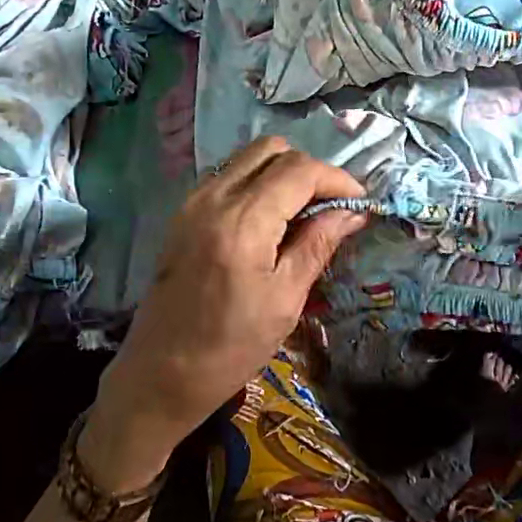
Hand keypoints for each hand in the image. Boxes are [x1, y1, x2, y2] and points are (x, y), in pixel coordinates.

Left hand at [81, 137, 367, 490]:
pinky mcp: (183, 214)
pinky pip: (227, 177)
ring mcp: (193, 202)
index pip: (299, 170)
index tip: (359, 202)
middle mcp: (214, 198)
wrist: (162, 372)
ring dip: (282, 173)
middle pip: (272, 149)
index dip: (337, 178)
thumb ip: (317, 244)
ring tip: (304, 213)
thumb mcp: (285, 299)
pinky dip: (256, 184)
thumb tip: (352, 212)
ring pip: (247, 159)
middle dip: (309, 170)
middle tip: (331, 206)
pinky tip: (270, 221)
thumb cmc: (231, 346)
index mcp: (243, 221)